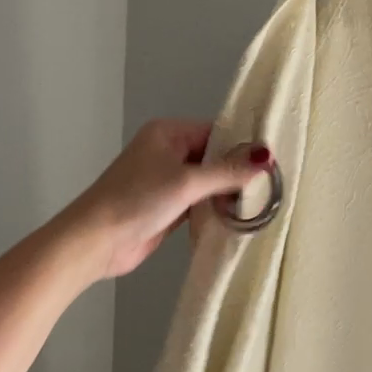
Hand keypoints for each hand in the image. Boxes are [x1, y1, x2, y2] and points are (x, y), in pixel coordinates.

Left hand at [54, 119, 268, 280]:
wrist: (97, 241)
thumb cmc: (137, 200)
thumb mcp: (186, 182)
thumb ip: (227, 172)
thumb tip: (266, 158)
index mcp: (168, 133)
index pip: (215, 131)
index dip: (242, 145)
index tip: (273, 161)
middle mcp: (168, 152)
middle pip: (213, 157)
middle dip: (238, 171)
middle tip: (274, 185)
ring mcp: (167, 181)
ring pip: (208, 182)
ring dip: (228, 193)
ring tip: (264, 201)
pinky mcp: (168, 208)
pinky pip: (200, 203)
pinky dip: (216, 210)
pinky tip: (240, 217)